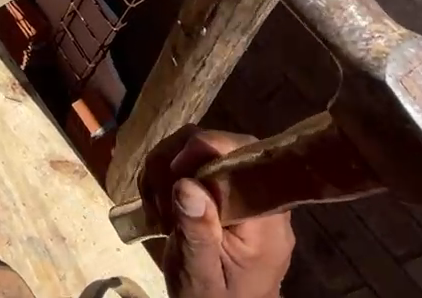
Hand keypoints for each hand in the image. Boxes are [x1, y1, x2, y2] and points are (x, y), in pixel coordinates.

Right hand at [150, 128, 294, 297]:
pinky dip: (165, 176)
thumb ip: (198, 232)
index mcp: (265, 219)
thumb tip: (187, 184)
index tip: (176, 170)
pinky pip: (191, 164)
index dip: (208, 148)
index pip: (245, 158)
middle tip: (158, 197)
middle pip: (219, 147)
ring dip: (166, 169)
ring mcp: (239, 194)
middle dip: (178, 161)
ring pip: (199, 150)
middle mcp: (259, 199)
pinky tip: (158, 207)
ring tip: (156, 208)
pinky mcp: (221, 194)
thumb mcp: (200, 274)